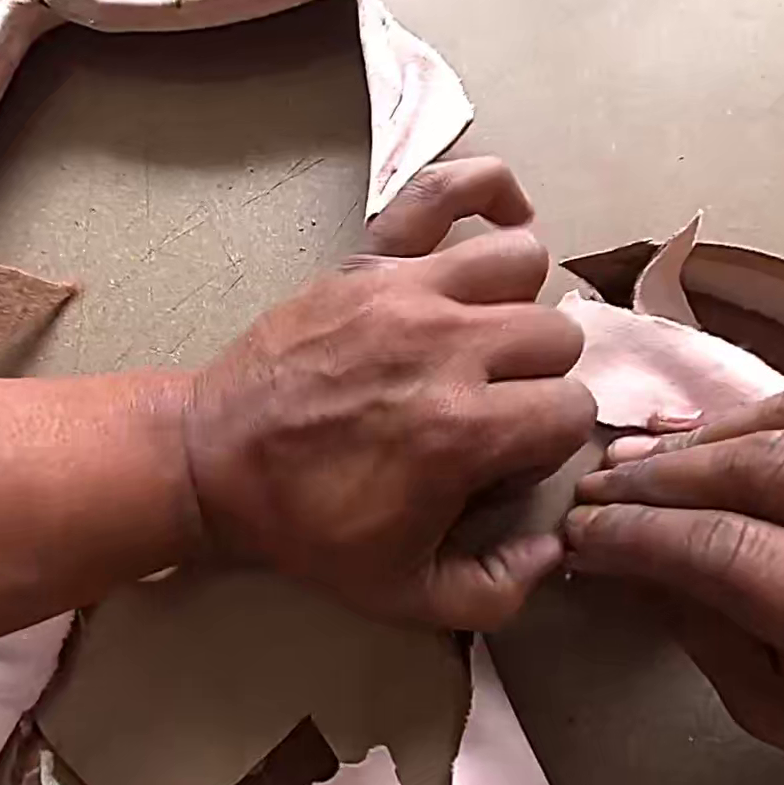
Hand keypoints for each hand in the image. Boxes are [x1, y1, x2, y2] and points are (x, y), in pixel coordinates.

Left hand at [184, 158, 595, 629]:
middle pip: (556, 338)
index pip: (569, 412)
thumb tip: (553, 548)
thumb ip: (494, 592)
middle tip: (489, 405)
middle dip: (536, 379)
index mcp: (464, 431)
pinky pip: (443, 191)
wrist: (214, 464)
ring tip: (480, 338)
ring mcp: (407, 293)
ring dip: (517, 306)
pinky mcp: (367, 263)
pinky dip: (485, 191)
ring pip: (523, 264)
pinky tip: (498, 219)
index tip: (500, 458)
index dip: (543, 442)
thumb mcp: (401, 593)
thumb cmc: (306, 528)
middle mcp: (449, 348)